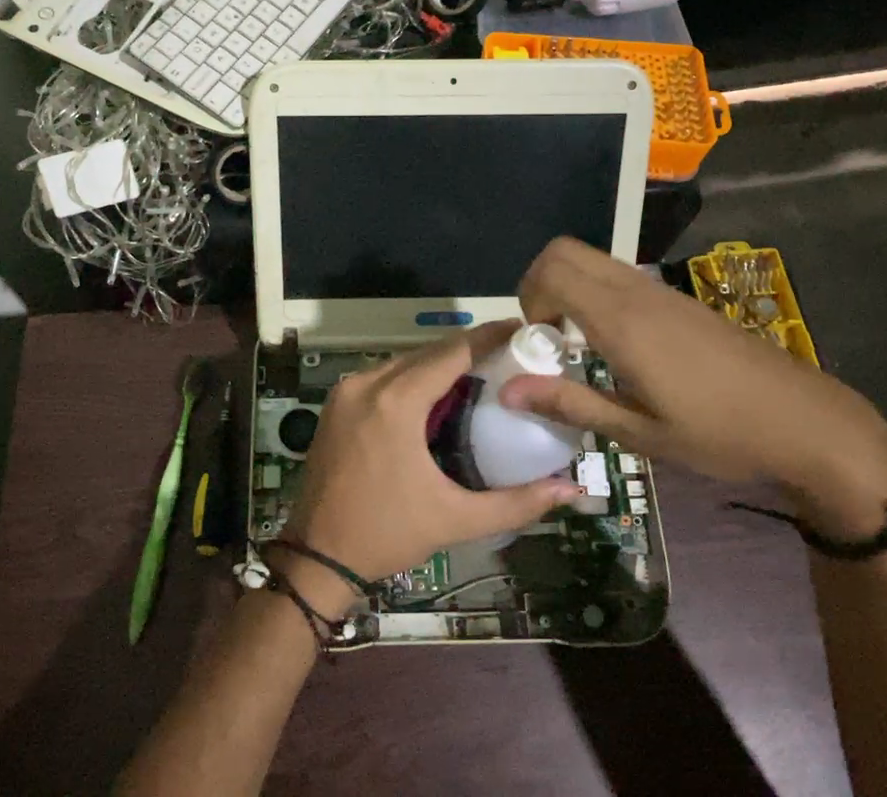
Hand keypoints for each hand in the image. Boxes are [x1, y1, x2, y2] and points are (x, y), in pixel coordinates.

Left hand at [279, 322, 579, 614]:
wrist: (316, 556)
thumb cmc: (387, 534)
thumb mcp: (456, 519)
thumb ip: (517, 503)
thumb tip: (571, 489)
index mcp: (395, 402)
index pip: (452, 353)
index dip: (490, 337)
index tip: (523, 330)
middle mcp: (366, 384)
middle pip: (427, 353)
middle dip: (468, 350)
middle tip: (511, 356)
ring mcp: (345, 393)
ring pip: (402, 363)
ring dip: (439, 364)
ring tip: (482, 373)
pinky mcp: (335, 406)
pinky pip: (382, 378)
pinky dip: (412, 378)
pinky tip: (438, 395)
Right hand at [502, 238, 886, 537]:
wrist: (805, 422)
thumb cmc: (719, 434)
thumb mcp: (639, 432)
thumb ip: (570, 404)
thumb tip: (506, 391)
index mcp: (622, 322)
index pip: (552, 269)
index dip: (528, 298)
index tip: (537, 343)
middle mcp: (637, 294)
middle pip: (565, 251)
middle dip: (538, 284)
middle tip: (546, 336)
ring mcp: (662, 293)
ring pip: (593, 260)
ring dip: (568, 287)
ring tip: (576, 345)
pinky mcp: (679, 301)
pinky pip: (619, 277)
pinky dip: (596, 295)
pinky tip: (614, 348)